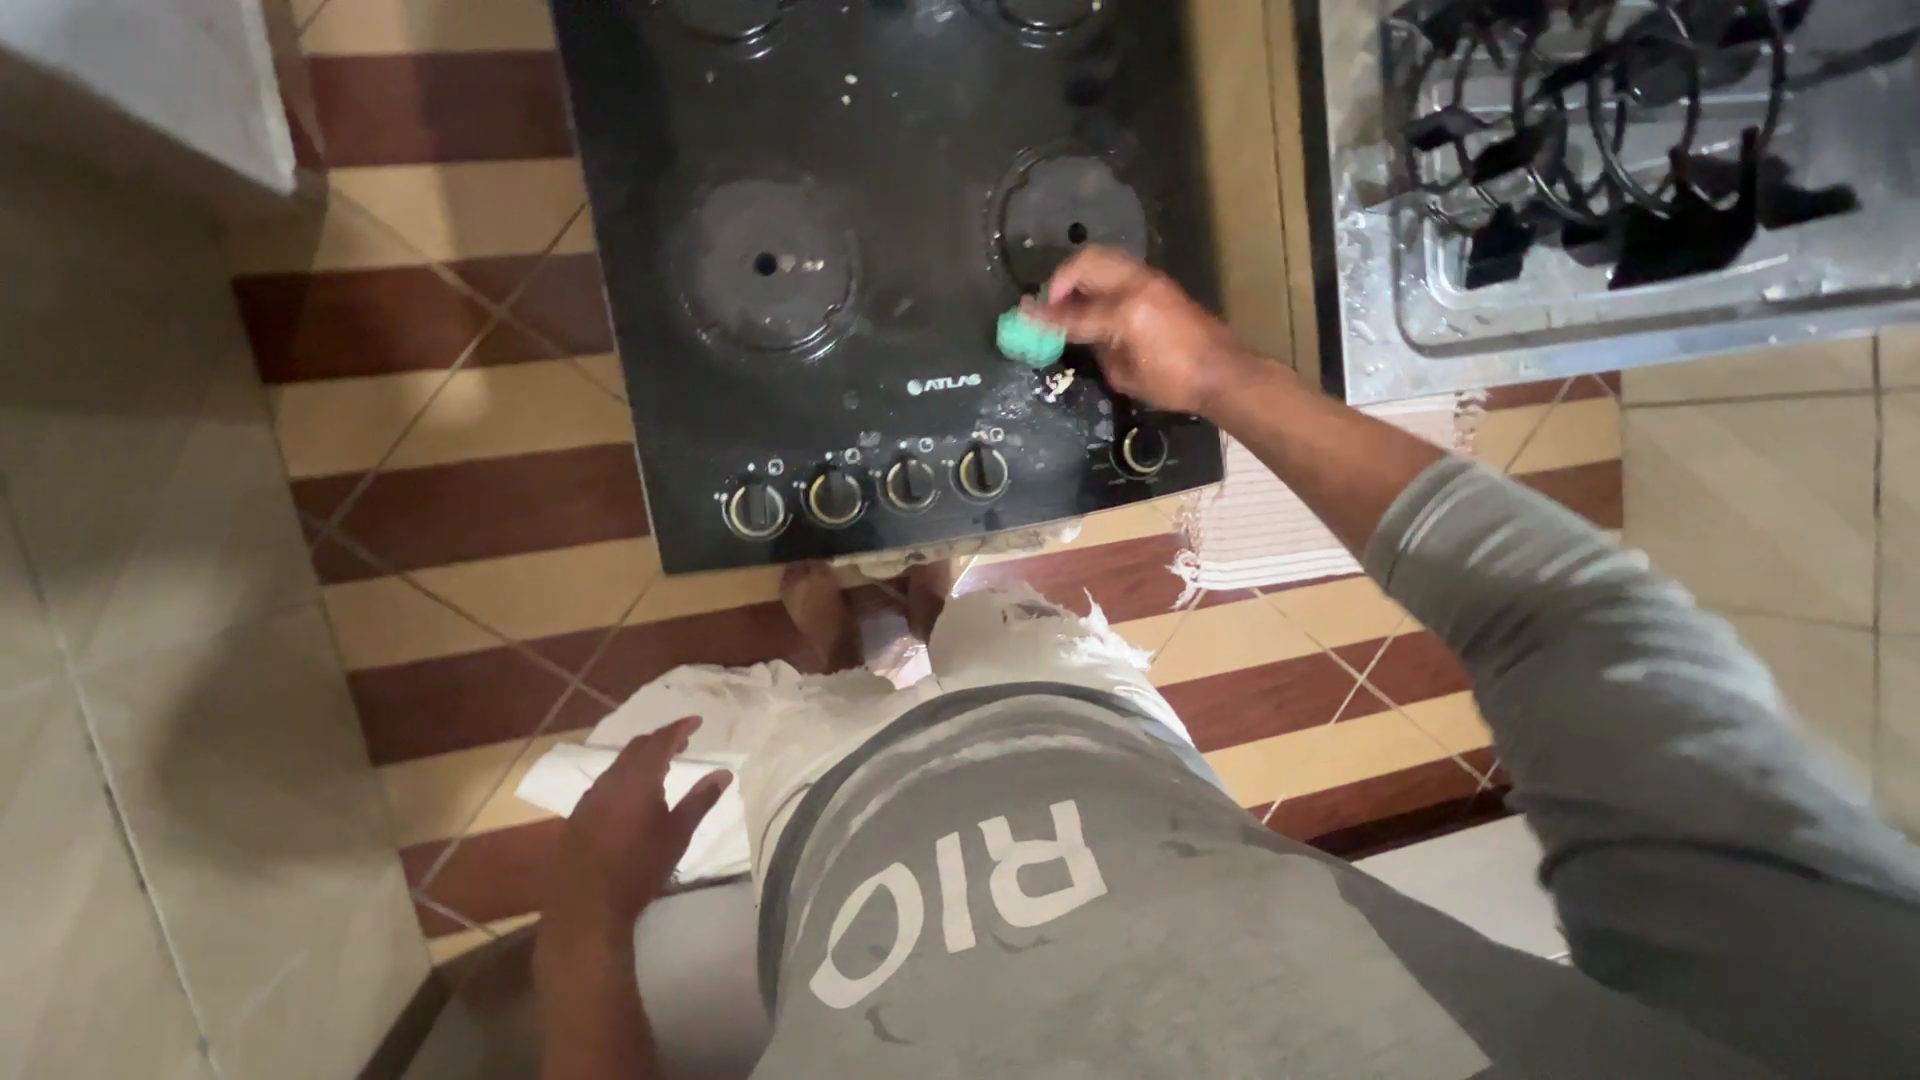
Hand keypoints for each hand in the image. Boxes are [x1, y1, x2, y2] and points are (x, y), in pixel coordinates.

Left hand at [538, 718, 730, 964]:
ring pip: (619, 764)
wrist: (587, 906)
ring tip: (662, 766)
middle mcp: (612, 780)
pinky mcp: (579, 815)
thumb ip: (701, 799)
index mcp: (638, 779)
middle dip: (661, 739)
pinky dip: (626, 775)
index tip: (697, 721)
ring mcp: (591, 797)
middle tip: (683, 742)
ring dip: (642, 757)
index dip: (679, 727)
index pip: (661, 741)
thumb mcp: (679, 833)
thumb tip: (725, 772)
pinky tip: (633, 794)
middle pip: (637, 747)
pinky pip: (606, 781)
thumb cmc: (640, 867)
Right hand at [1039, 247, 1265, 416]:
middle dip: (1060, 281)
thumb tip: (1082, 335)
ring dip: (1079, 275)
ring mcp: (1150, 280)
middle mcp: (1136, 286)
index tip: (1022, 316)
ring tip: (1068, 301)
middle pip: (1086, 264)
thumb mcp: (1125, 375)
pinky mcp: (1159, 283)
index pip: (1074, 313)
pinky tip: (1092, 303)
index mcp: (1126, 313)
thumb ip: (1098, 348)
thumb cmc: (1174, 383)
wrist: (1222, 372)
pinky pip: (1118, 269)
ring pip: (1103, 259)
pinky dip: (1098, 279)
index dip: (1044, 317)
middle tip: (1049, 304)